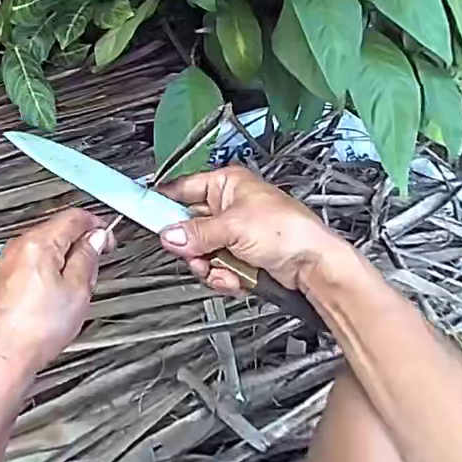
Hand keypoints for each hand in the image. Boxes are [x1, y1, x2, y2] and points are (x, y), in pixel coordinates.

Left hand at [0, 208, 111, 378]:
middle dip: (81, 243)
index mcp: (39, 243)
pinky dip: (51, 268)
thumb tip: (95, 238)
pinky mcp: (6, 276)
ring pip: (48, 245)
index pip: (74, 217)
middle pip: (60, 229)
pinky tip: (57, 293)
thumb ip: (88, 257)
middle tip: (95, 264)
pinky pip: (35, 260)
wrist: (5, 358)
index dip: (96, 225)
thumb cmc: (36, 330)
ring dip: (67, 256)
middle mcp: (21, 246)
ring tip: (76, 286)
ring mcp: (10, 261)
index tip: (107, 237)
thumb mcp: (78, 290)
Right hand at [157, 165, 347, 292]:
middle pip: (189, 225)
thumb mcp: (234, 226)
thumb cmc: (288, 230)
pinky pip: (216, 267)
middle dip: (192, 245)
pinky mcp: (241, 256)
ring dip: (208, 264)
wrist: (314, 264)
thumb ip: (197, 232)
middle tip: (194, 251)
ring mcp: (234, 232)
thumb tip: (169, 234)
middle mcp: (228, 205)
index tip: (146, 214)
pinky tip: (235, 277)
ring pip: (200, 250)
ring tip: (222, 266)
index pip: (183, 188)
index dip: (165, 202)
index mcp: (227, 184)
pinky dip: (223, 276)